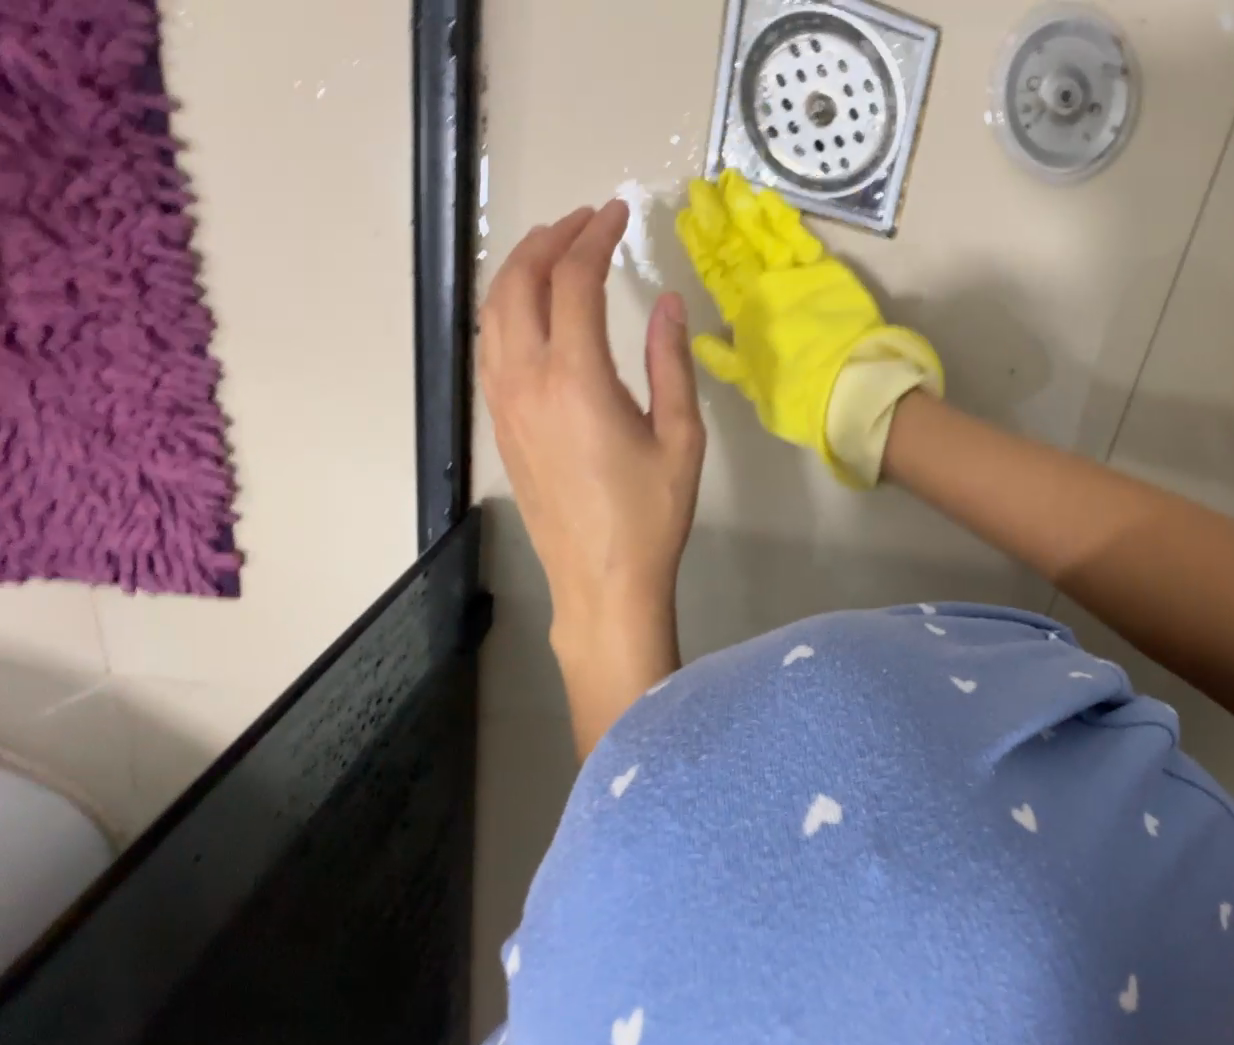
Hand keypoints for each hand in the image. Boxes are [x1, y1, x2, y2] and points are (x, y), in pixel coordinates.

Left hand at [480, 201, 704, 752]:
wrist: (601, 578)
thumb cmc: (652, 513)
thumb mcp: (680, 438)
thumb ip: (670, 364)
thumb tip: (667, 303)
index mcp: (577, 379)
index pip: (574, 283)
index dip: (595, 239)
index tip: (618, 214)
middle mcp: (526, 379)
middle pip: (519, 283)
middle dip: (549, 240)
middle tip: (585, 221)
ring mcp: (504, 400)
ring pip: (493, 310)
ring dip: (519, 268)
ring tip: (554, 249)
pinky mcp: (500, 421)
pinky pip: (490, 343)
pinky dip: (507, 307)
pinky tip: (532, 308)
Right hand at [676, 170, 940, 486]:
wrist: (849, 389)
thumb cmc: (799, 396)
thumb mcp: (755, 386)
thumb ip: (728, 361)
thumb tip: (703, 342)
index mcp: (744, 316)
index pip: (715, 273)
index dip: (700, 246)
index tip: (687, 220)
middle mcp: (765, 289)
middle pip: (736, 247)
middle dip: (716, 217)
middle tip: (700, 188)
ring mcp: (796, 277)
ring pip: (765, 235)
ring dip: (746, 209)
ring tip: (731, 184)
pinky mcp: (828, 273)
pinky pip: (800, 239)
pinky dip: (783, 219)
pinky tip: (768, 200)